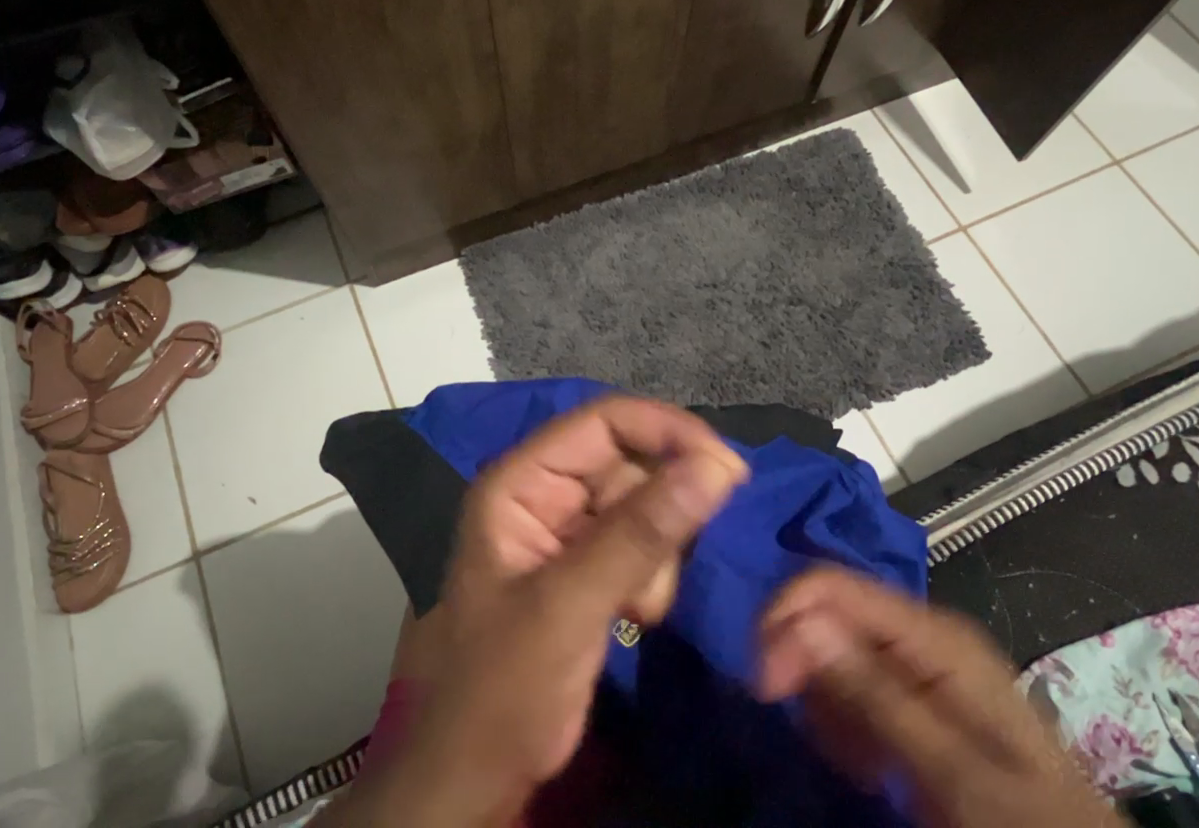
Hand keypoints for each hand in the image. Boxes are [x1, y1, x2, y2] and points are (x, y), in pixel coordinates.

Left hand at [333, 397, 747, 826]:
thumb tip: (716, 466)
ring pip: (644, 507)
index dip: (668, 433)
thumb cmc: (501, 689)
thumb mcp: (567, 607)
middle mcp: (542, 496)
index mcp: (519, 484)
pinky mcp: (587, 573)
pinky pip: (641, 547)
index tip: (728, 473)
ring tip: (644, 607)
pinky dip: (656, 575)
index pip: (603, 422)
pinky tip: (643, 615)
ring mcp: (565, 536)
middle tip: (680, 566)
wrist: (470, 777)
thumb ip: (639, 535)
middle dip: (665, 510)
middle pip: (630, 463)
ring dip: (660, 553)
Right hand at [758, 567, 1123, 827]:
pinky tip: (869, 766)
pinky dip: (843, 722)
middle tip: (811, 736)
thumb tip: (801, 619)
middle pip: (827, 615)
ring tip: (860, 765)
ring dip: (825, 706)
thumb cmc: (1023, 815)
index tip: (766, 686)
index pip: (832, 585)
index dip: (787, 620)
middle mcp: (921, 634)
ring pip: (832, 652)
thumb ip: (874, 692)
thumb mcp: (950, 767)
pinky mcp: (914, 691)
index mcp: (934, 636)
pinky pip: (851, 685)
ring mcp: (918, 662)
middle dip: (802, 668)